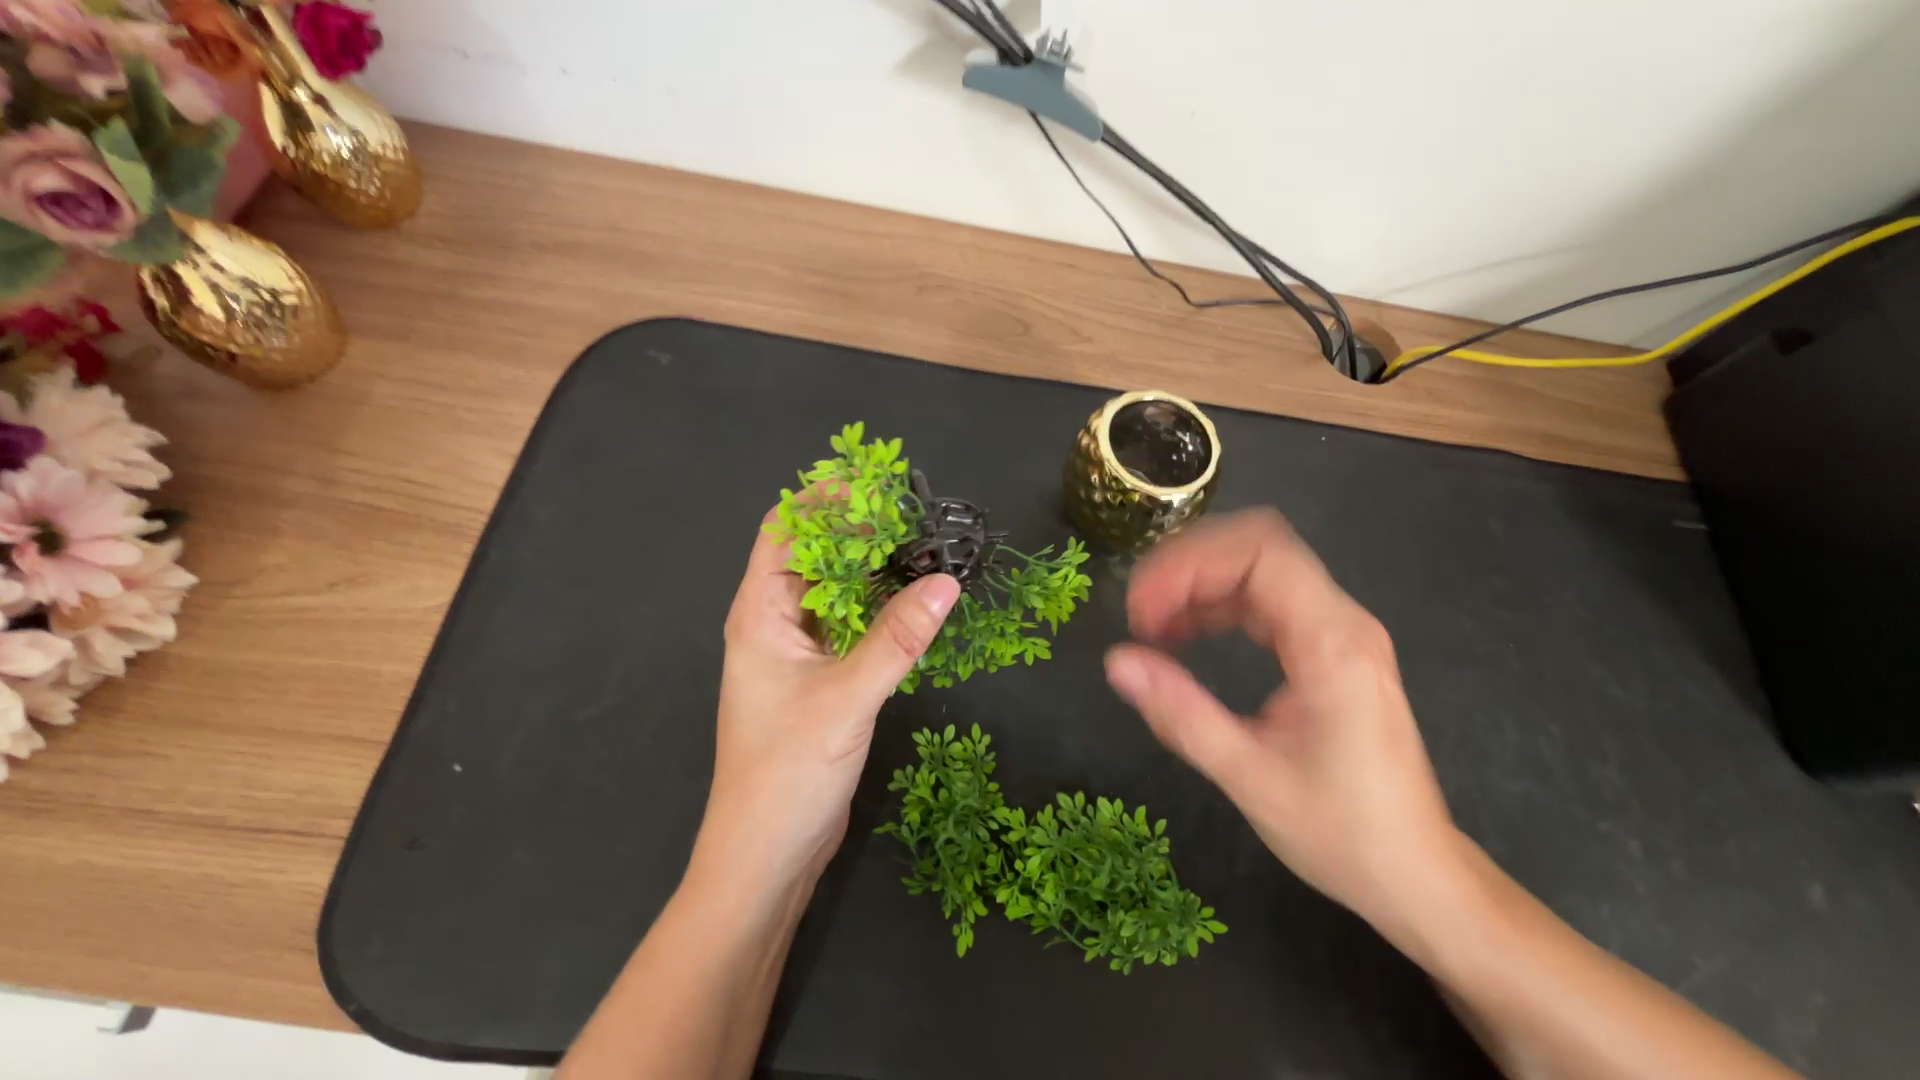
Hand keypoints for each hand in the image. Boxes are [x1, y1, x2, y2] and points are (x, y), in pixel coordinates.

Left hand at [694, 509, 961, 892]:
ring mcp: (796, 656)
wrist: (766, 853)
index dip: (823, 500)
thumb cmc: (789, 770)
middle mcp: (773, 625)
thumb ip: (898, 639)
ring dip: (872, 571)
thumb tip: (949, 582)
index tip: (874, 482)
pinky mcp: (819, 683)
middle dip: (856, 531)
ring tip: (925, 549)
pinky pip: (850, 629)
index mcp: (759, 614)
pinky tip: (916, 605)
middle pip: (812, 557)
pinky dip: (879, 611)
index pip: (784, 531)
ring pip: (835, 595)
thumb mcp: (847, 698)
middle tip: (915, 513)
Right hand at [1103, 509, 1462, 928]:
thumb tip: (1116, 661)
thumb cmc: (1340, 832)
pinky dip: (1220, 609)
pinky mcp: (1332, 651)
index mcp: (1331, 644)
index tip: (1140, 609)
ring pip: (1261, 572)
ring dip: (1200, 586)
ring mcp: (1340, 634)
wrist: (1415, 875)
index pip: (1259, 553)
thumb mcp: (1249, 777)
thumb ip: (1180, 714)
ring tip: (1151, 627)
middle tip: (1139, 612)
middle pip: (1258, 549)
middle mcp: (1342, 622)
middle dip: (1188, 567)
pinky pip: (1269, 604)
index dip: (1189, 564)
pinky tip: (1184, 638)